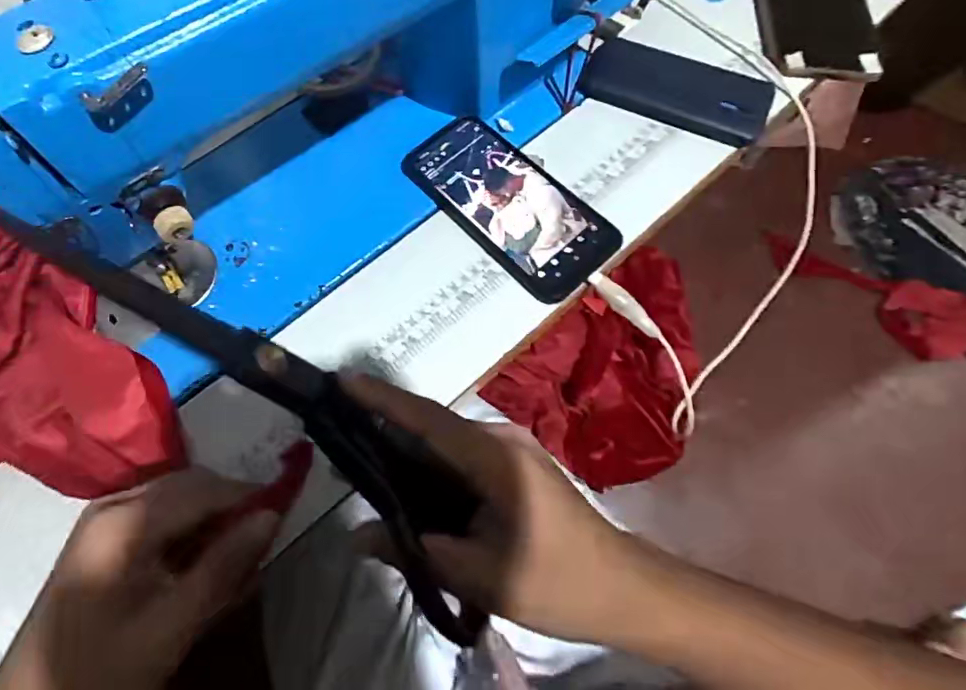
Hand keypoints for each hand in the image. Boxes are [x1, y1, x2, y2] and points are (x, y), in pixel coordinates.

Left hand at [0, 468, 280, 689]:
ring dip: (209, 521)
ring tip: (236, 553)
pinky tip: (200, 562)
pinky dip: (185, 533)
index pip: (204, 488)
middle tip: (263, 534)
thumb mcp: (168, 628)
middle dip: (228, 506)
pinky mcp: (98, 541)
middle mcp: (113, 505)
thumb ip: (222, 568)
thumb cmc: (98, 673)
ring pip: (174, 501)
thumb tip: (272, 515)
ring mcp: (101, 521)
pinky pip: (155, 518)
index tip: (284, 508)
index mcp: (125, 519)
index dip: (246, 494)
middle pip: (188, 487)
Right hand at [345, 373, 660, 645]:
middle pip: (435, 427)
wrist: (623, 585)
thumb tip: (359, 535)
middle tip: (342, 438)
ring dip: (413, 452)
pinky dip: (436, 466)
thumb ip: (419, 551)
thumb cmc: (556, 581)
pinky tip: (416, 489)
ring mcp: (513, 447)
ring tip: (367, 466)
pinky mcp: (518, 463)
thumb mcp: (482, 576)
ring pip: (450, 443)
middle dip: (388, 427)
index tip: (345, 380)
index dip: (384, 399)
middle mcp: (503, 438)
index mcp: (495, 456)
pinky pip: (466, 455)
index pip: (428, 420)